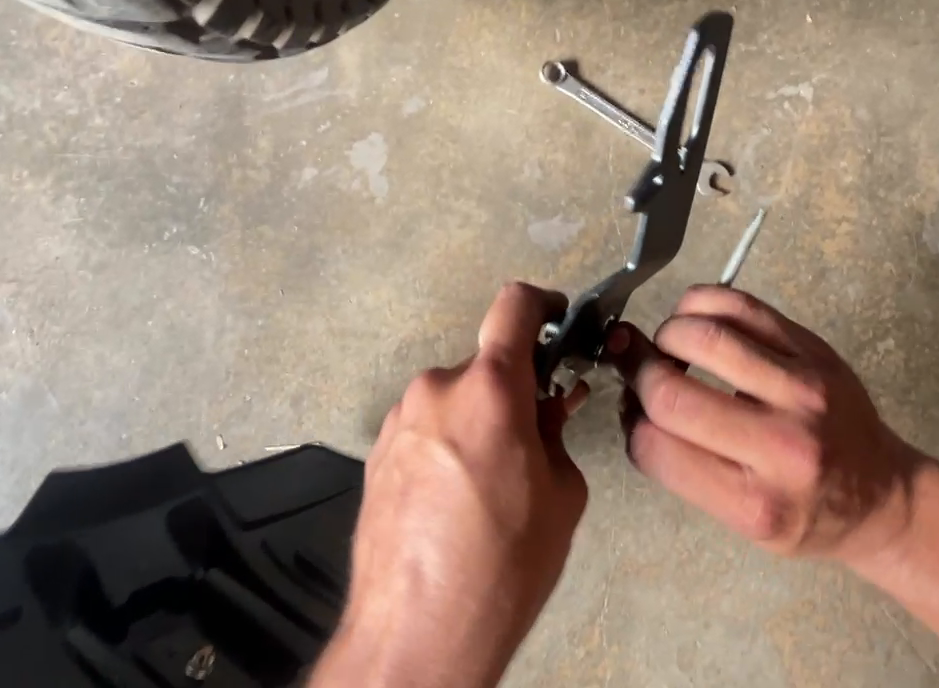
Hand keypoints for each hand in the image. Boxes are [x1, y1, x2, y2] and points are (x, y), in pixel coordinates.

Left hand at [311, 284, 589, 687]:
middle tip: (534, 436)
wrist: (415, 636)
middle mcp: (437, 389)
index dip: (541, 304)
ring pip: (455, 398)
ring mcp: (399, 420)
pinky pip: (426, 427)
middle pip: (487, 365)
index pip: (514, 305)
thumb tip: (546, 413)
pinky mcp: (376, 453)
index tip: (555, 320)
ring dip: (479, 419)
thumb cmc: (501, 567)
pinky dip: (449, 442)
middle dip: (514, 392)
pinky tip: (457, 498)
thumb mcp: (562, 495)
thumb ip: (555, 433)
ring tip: (492, 481)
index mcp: (490, 389)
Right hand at [607, 286, 919, 564]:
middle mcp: (781, 445)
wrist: (881, 494)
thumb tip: (629, 393)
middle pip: (669, 393)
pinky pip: (740, 305)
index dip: (632, 422)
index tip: (637, 412)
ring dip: (669, 334)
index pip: (653, 446)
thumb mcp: (739, 518)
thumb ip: (681, 461)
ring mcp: (803, 389)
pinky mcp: (814, 349)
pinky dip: (702, 304)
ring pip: (703, 336)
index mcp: (754, 502)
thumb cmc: (803, 513)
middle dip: (641, 375)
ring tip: (673, 345)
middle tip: (646, 371)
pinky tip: (697, 319)